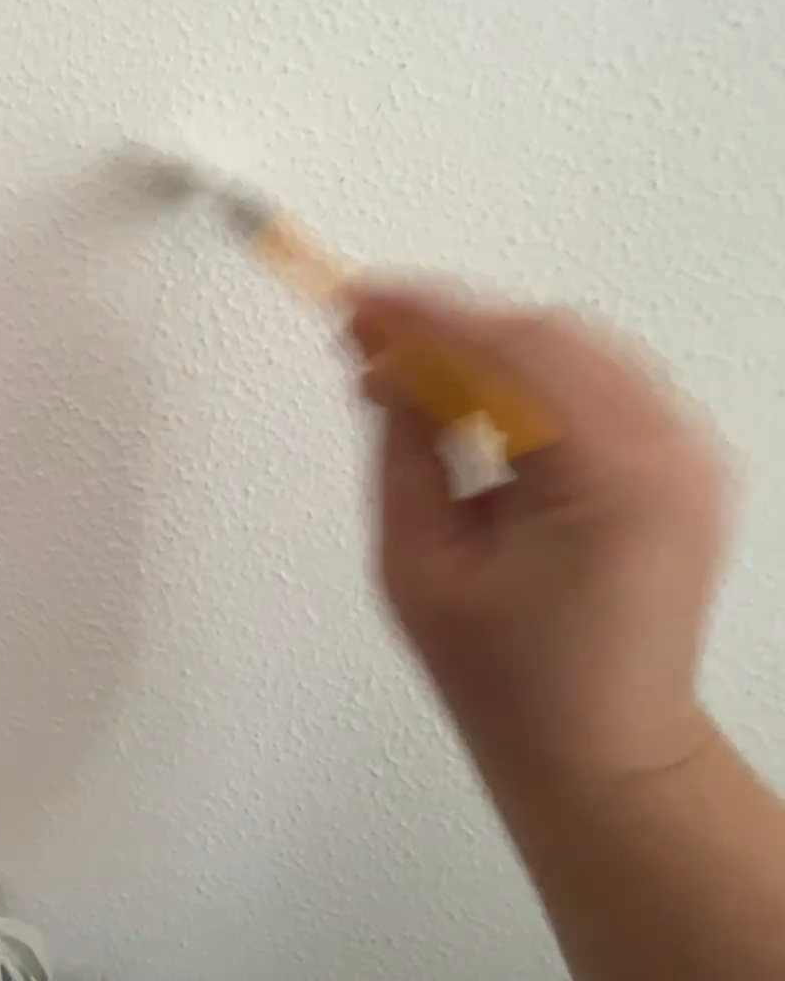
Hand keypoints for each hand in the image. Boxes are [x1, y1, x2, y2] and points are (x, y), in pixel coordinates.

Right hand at [349, 283, 727, 791]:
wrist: (593, 738)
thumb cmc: (496, 666)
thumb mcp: (418, 557)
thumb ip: (405, 450)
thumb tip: (383, 371)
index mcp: (613, 482)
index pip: (515, 354)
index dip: (424, 313)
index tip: (352, 297)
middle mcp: (672, 455)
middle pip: (552, 337)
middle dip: (446, 319)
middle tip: (359, 327)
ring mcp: (682, 459)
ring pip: (572, 351)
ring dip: (476, 341)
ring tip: (392, 355)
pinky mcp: (667, 468)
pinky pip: (586, 385)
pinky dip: (511, 370)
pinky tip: (452, 388)